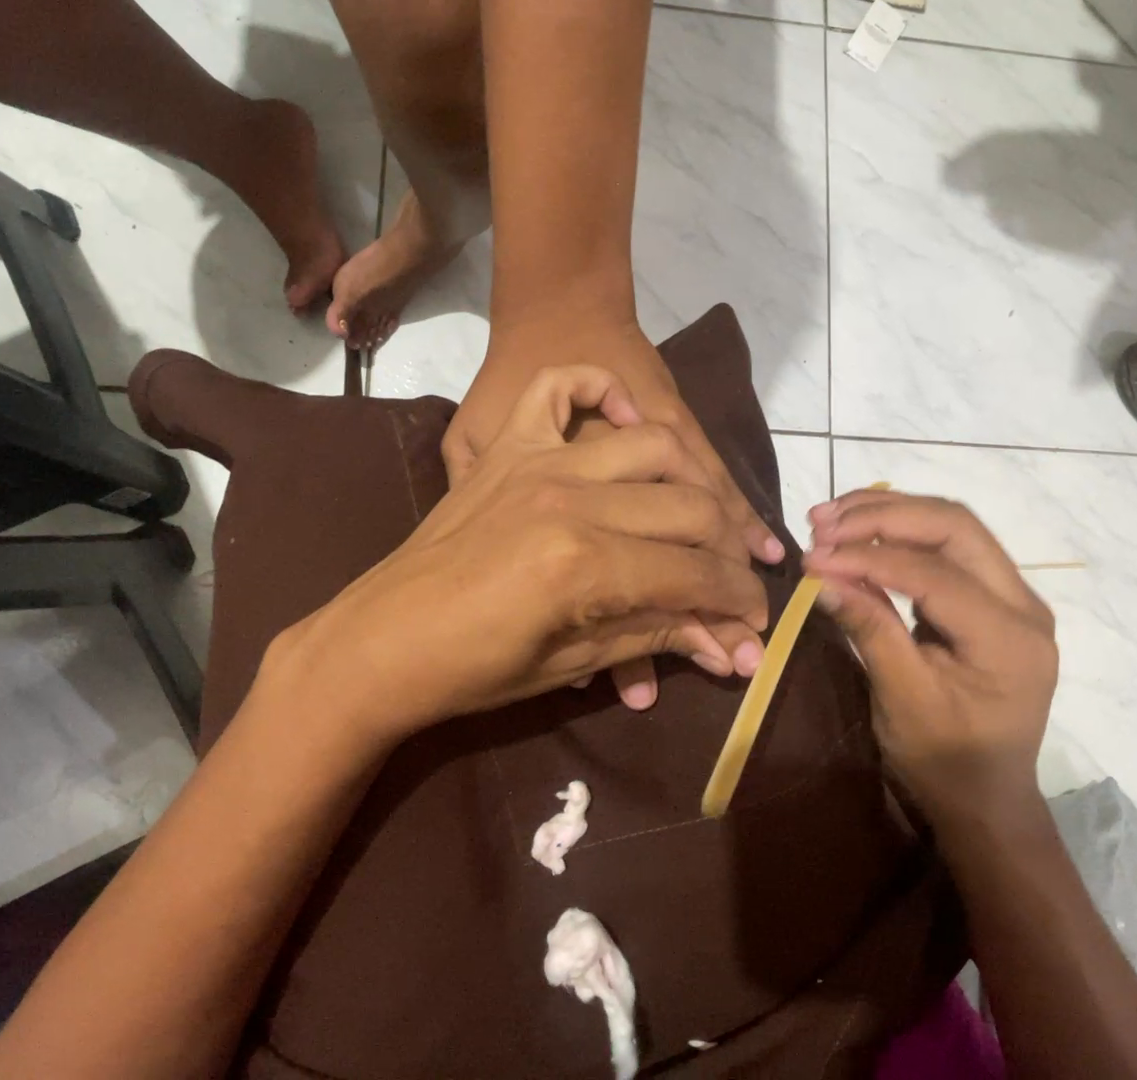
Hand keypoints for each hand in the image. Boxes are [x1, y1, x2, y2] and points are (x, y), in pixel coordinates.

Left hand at [444, 318, 784, 706]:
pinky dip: (601, 390)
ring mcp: (538, 461)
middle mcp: (571, 500)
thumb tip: (729, 646)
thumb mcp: (566, 665)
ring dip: (697, 481)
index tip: (757, 625)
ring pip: (654, 446)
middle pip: (690, 509)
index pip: (694, 574)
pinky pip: (565, 388)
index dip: (737, 601)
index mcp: (582, 566)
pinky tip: (629, 422)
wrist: (379, 638)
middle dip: (732, 552)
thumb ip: (652, 637)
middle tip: (740, 584)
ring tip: (711, 520)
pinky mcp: (510, 444)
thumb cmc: (469, 669)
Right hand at [802, 490, 1057, 819]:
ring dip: (891, 515)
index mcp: (1009, 636)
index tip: (811, 556)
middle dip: (883, 515)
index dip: (867, 557)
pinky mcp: (994, 601)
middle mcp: (1023, 604)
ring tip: (831, 517)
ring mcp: (1014, 599)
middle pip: (954, 527)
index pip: (934, 572)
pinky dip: (902, 535)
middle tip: (821, 521)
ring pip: (954, 528)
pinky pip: (950, 549)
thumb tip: (822, 577)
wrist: (983, 797)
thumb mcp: (902, 700)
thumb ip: (870, 630)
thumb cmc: (943, 759)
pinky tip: (860, 536)